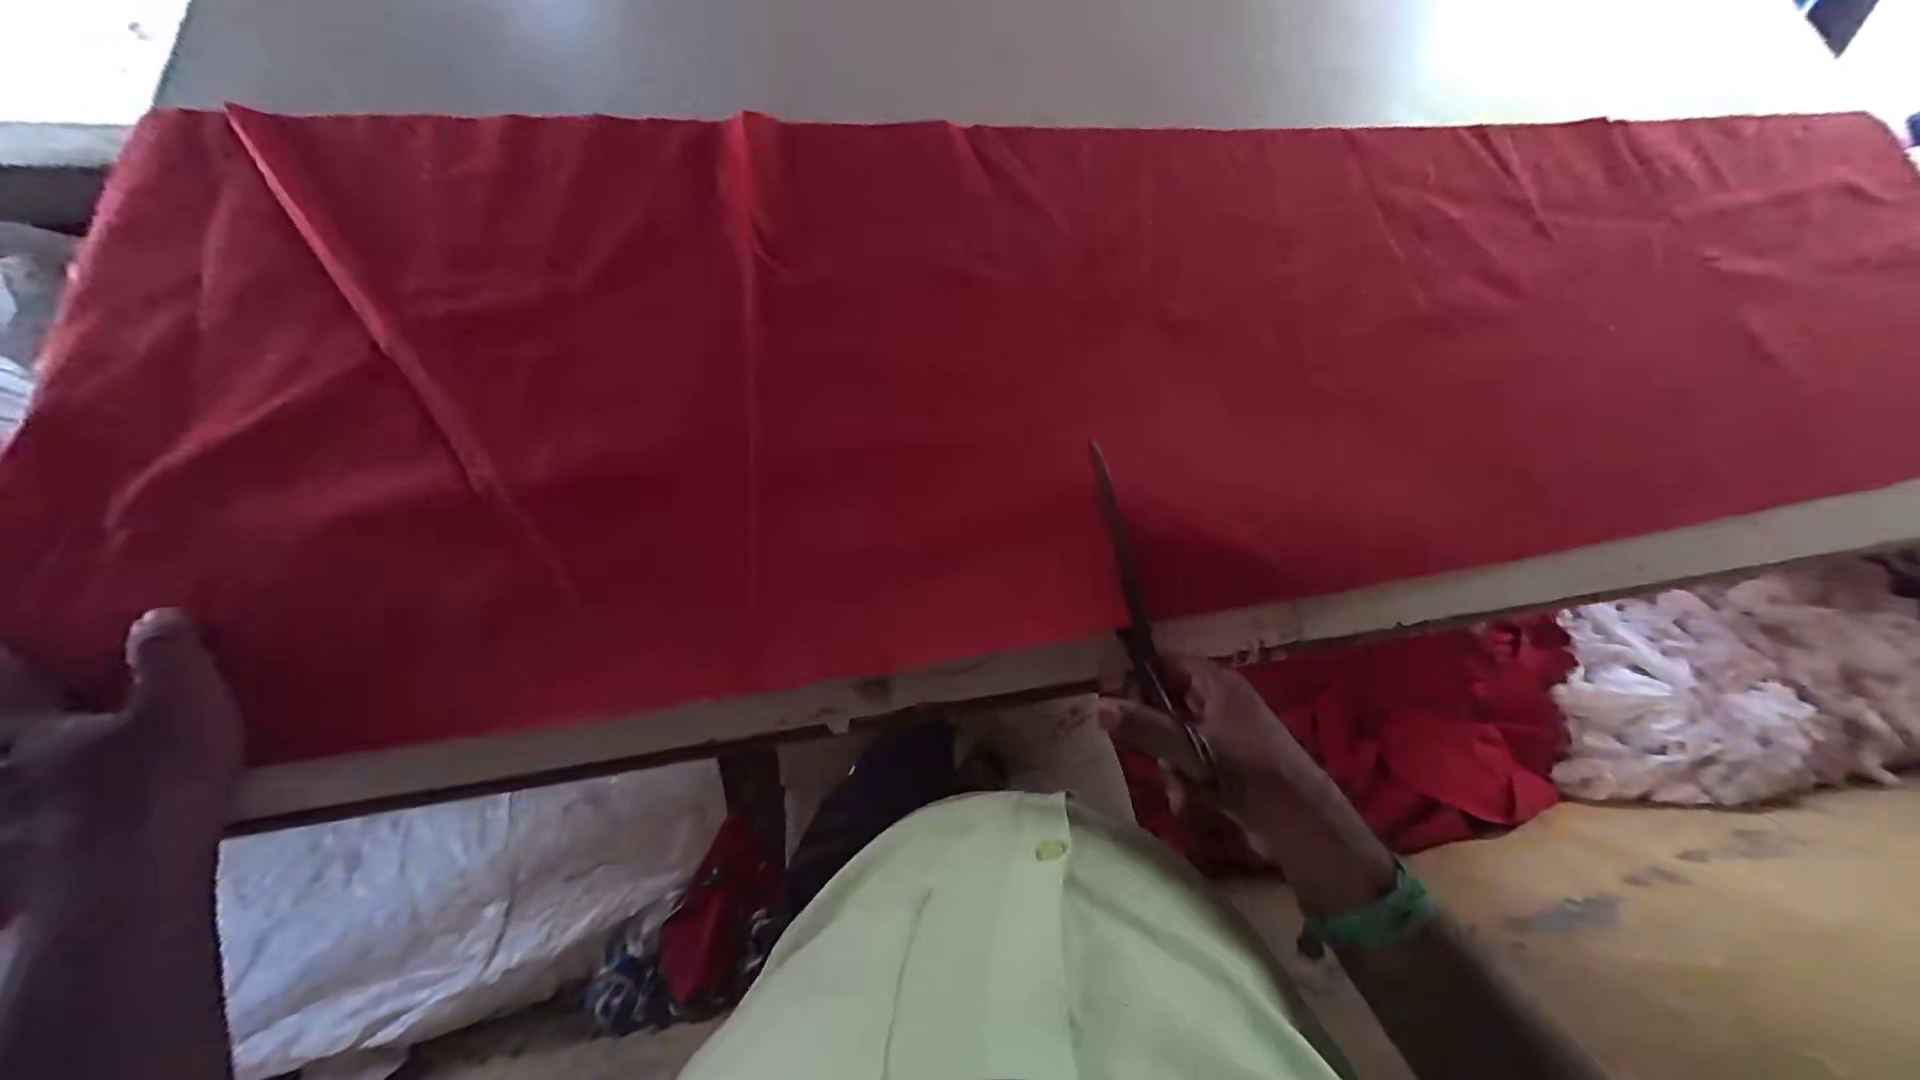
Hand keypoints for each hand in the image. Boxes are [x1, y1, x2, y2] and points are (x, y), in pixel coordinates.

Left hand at [0, 610, 241, 924]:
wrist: (122, 886)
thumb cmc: (153, 780)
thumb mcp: (184, 705)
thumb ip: (169, 657)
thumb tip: (155, 615)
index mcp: (16, 729)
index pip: (4, 678)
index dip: (13, 659)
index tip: (28, 648)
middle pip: (6, 733)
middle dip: (29, 718)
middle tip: (59, 709)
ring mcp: (0, 825)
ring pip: (12, 789)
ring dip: (31, 777)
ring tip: (58, 774)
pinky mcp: (16, 867)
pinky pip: (21, 832)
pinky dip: (32, 824)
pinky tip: (64, 825)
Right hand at [1098, 655, 1396, 912]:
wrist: (1305, 825)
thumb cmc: (1250, 773)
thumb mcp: (1191, 750)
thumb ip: (1145, 727)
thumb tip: (1098, 705)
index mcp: (1215, 682)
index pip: (1163, 664)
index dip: (1137, 682)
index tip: (1117, 709)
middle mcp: (1218, 699)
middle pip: (1165, 702)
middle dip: (1154, 736)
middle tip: (1149, 757)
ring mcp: (1224, 729)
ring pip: (1174, 735)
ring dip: (1168, 764)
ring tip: (1179, 792)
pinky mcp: (1227, 758)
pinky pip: (1190, 757)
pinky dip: (1185, 778)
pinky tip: (1188, 802)